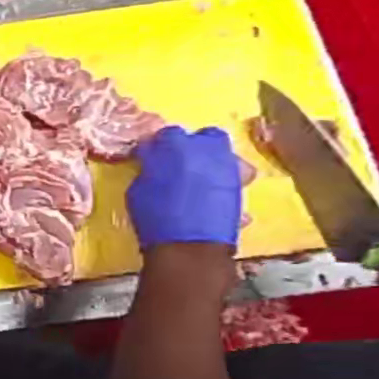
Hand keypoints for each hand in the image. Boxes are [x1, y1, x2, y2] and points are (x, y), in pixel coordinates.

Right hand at [127, 126, 242, 249]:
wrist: (188, 244)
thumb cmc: (154, 217)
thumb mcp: (138, 190)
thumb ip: (148, 170)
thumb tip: (153, 164)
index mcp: (176, 147)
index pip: (166, 134)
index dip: (157, 144)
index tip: (149, 155)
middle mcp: (208, 150)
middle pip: (205, 136)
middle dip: (192, 145)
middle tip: (176, 162)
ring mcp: (230, 166)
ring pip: (223, 154)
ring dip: (209, 162)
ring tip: (194, 179)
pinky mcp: (241, 184)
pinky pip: (231, 176)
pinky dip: (221, 181)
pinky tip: (207, 195)